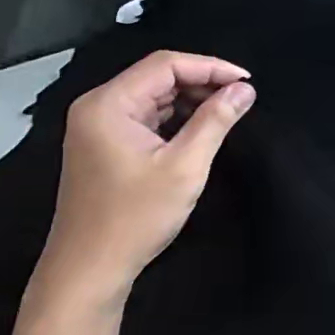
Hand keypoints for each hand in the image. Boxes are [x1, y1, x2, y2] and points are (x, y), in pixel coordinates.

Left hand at [42, 51, 255, 295]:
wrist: (88, 269)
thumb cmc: (135, 218)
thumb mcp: (184, 167)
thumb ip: (215, 121)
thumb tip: (244, 89)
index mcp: (109, 103)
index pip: (165, 65)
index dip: (210, 66)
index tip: (246, 81)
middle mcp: (97, 106)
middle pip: (156, 77)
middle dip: (201, 82)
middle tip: (240, 97)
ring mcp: (97, 126)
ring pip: (152, 97)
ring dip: (189, 100)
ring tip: (226, 110)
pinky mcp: (102, 144)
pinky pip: (144, 117)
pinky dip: (173, 118)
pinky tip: (198, 127)